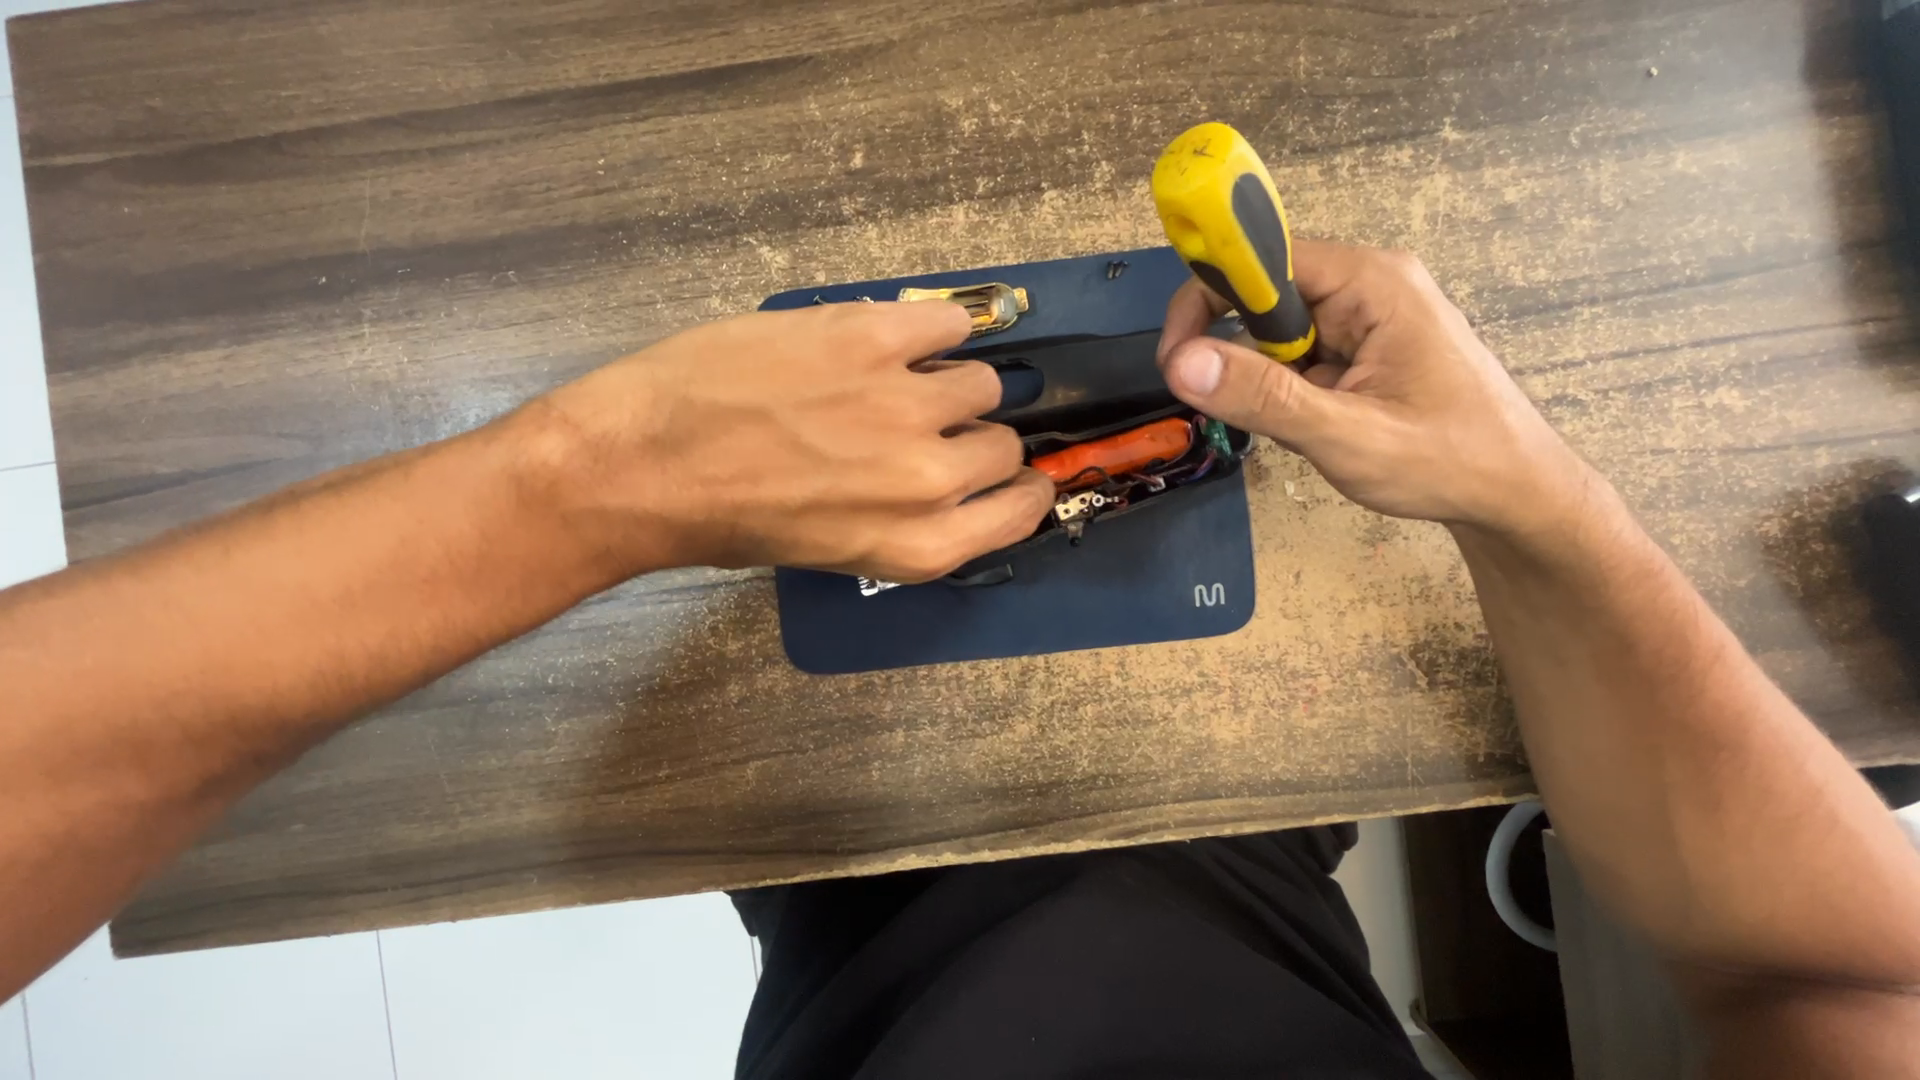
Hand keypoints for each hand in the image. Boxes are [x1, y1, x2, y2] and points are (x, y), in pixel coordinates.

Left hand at [535, 301, 1053, 581]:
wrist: (647, 464)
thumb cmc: (733, 520)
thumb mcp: (839, 550)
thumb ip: (911, 521)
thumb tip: (952, 475)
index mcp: (922, 544)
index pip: (1022, 509)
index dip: (1018, 488)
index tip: (1008, 473)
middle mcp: (930, 480)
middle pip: (1001, 443)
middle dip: (972, 436)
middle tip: (926, 426)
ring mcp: (906, 405)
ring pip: (982, 381)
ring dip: (951, 383)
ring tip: (897, 382)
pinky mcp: (873, 338)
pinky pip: (947, 323)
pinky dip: (934, 330)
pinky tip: (897, 338)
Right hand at [1156, 240, 1592, 537]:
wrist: (1514, 494)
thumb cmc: (1448, 462)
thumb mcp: (1347, 436)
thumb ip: (1264, 399)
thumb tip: (1180, 365)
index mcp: (1371, 283)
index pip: (1262, 259)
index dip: (1207, 298)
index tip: (1176, 359)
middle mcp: (1366, 286)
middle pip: (1263, 296)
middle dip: (1236, 353)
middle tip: (1231, 408)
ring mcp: (1365, 317)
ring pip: (1274, 333)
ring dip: (1264, 380)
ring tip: (1298, 426)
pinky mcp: (1362, 347)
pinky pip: (1296, 356)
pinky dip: (1284, 392)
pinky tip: (1313, 424)